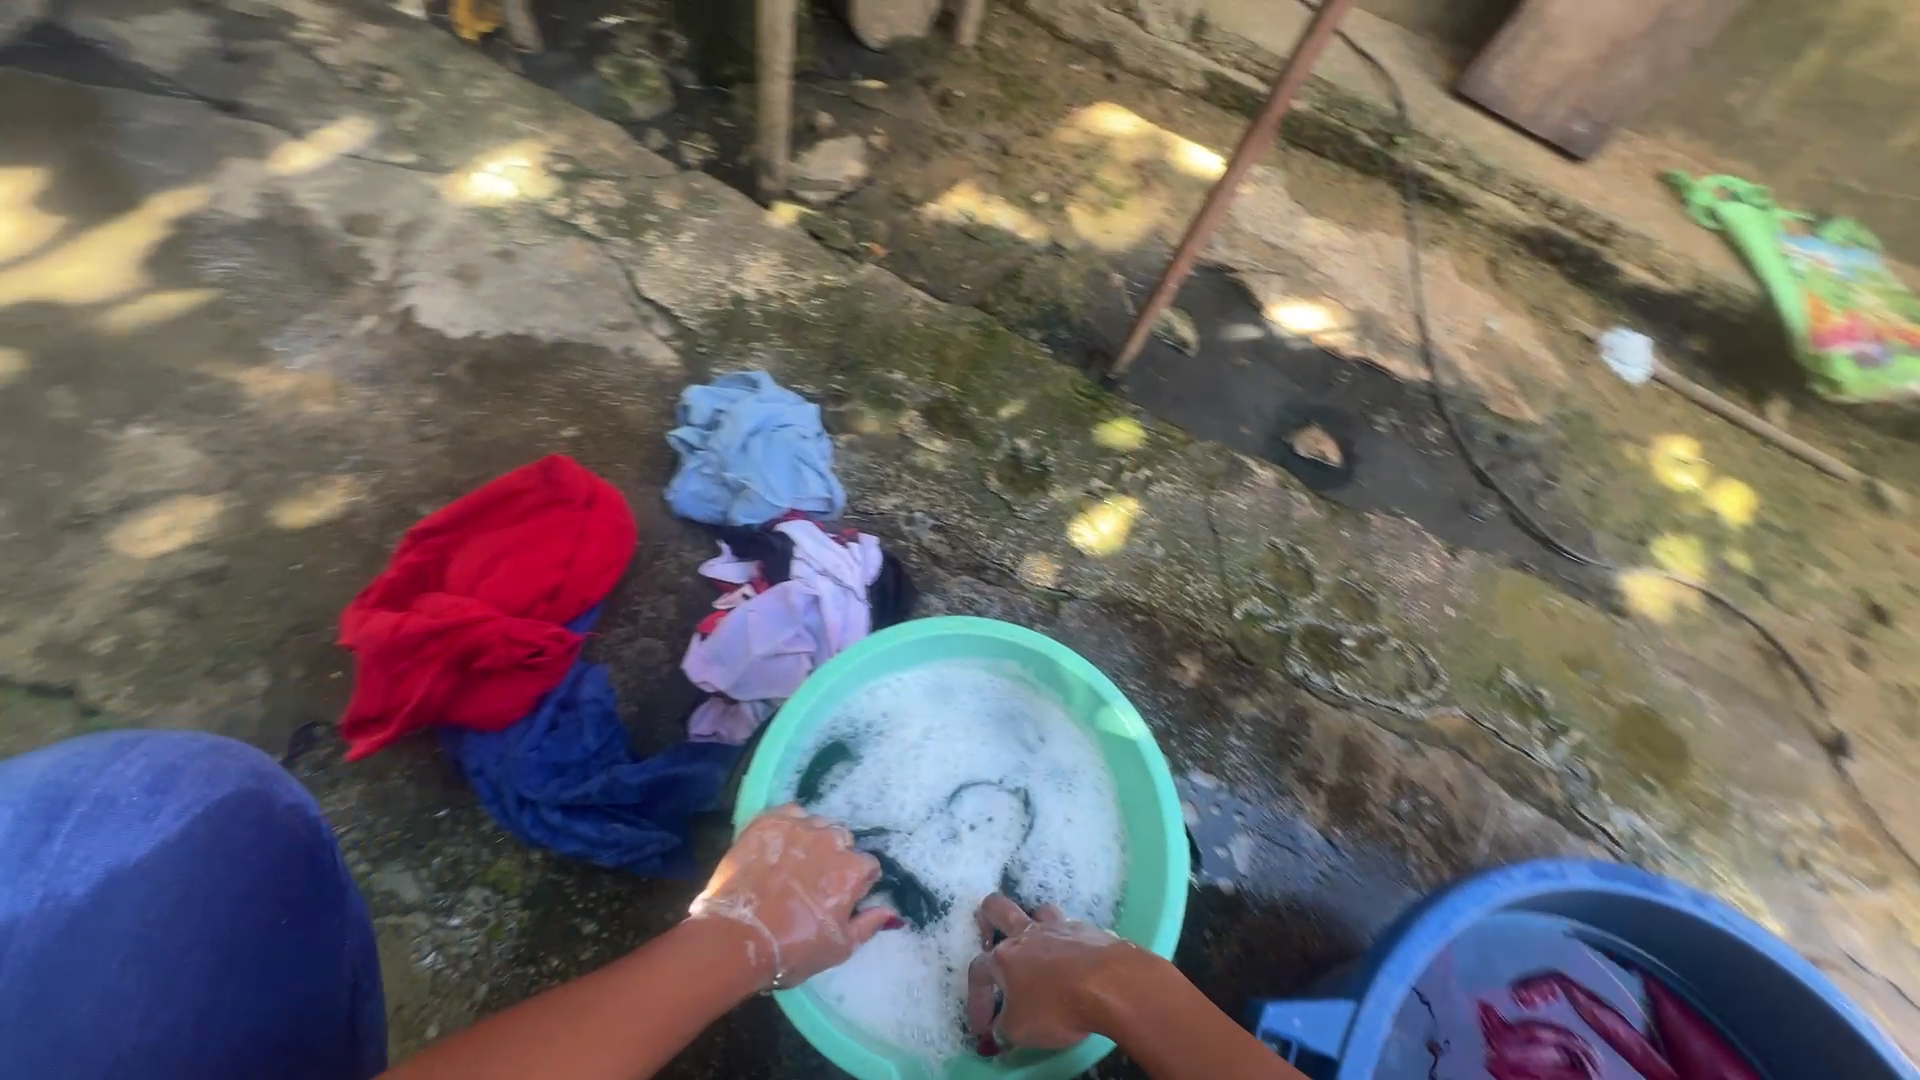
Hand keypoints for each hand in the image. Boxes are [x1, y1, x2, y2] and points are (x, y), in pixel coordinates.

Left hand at [688, 804, 901, 989]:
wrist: (736, 939)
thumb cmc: (792, 950)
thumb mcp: (839, 948)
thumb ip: (869, 924)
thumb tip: (892, 912)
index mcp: (853, 869)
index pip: (867, 866)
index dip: (856, 883)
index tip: (839, 898)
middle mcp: (832, 840)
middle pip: (842, 841)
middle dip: (834, 858)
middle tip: (813, 883)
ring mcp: (800, 826)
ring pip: (817, 824)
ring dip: (812, 840)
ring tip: (793, 863)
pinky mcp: (770, 820)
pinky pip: (790, 813)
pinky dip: (788, 825)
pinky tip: (777, 845)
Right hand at [965, 893, 1154, 1055]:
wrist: (1109, 983)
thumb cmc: (1056, 1006)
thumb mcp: (1020, 1030)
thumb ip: (1004, 1028)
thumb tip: (1000, 1029)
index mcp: (1004, 956)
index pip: (977, 972)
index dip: (977, 1000)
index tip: (984, 1028)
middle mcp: (1027, 934)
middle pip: (997, 908)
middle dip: (989, 918)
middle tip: (991, 938)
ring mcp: (1058, 928)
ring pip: (1038, 911)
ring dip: (1034, 926)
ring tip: (1038, 949)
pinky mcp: (1087, 930)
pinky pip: (1070, 930)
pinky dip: (1067, 946)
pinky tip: (1074, 964)